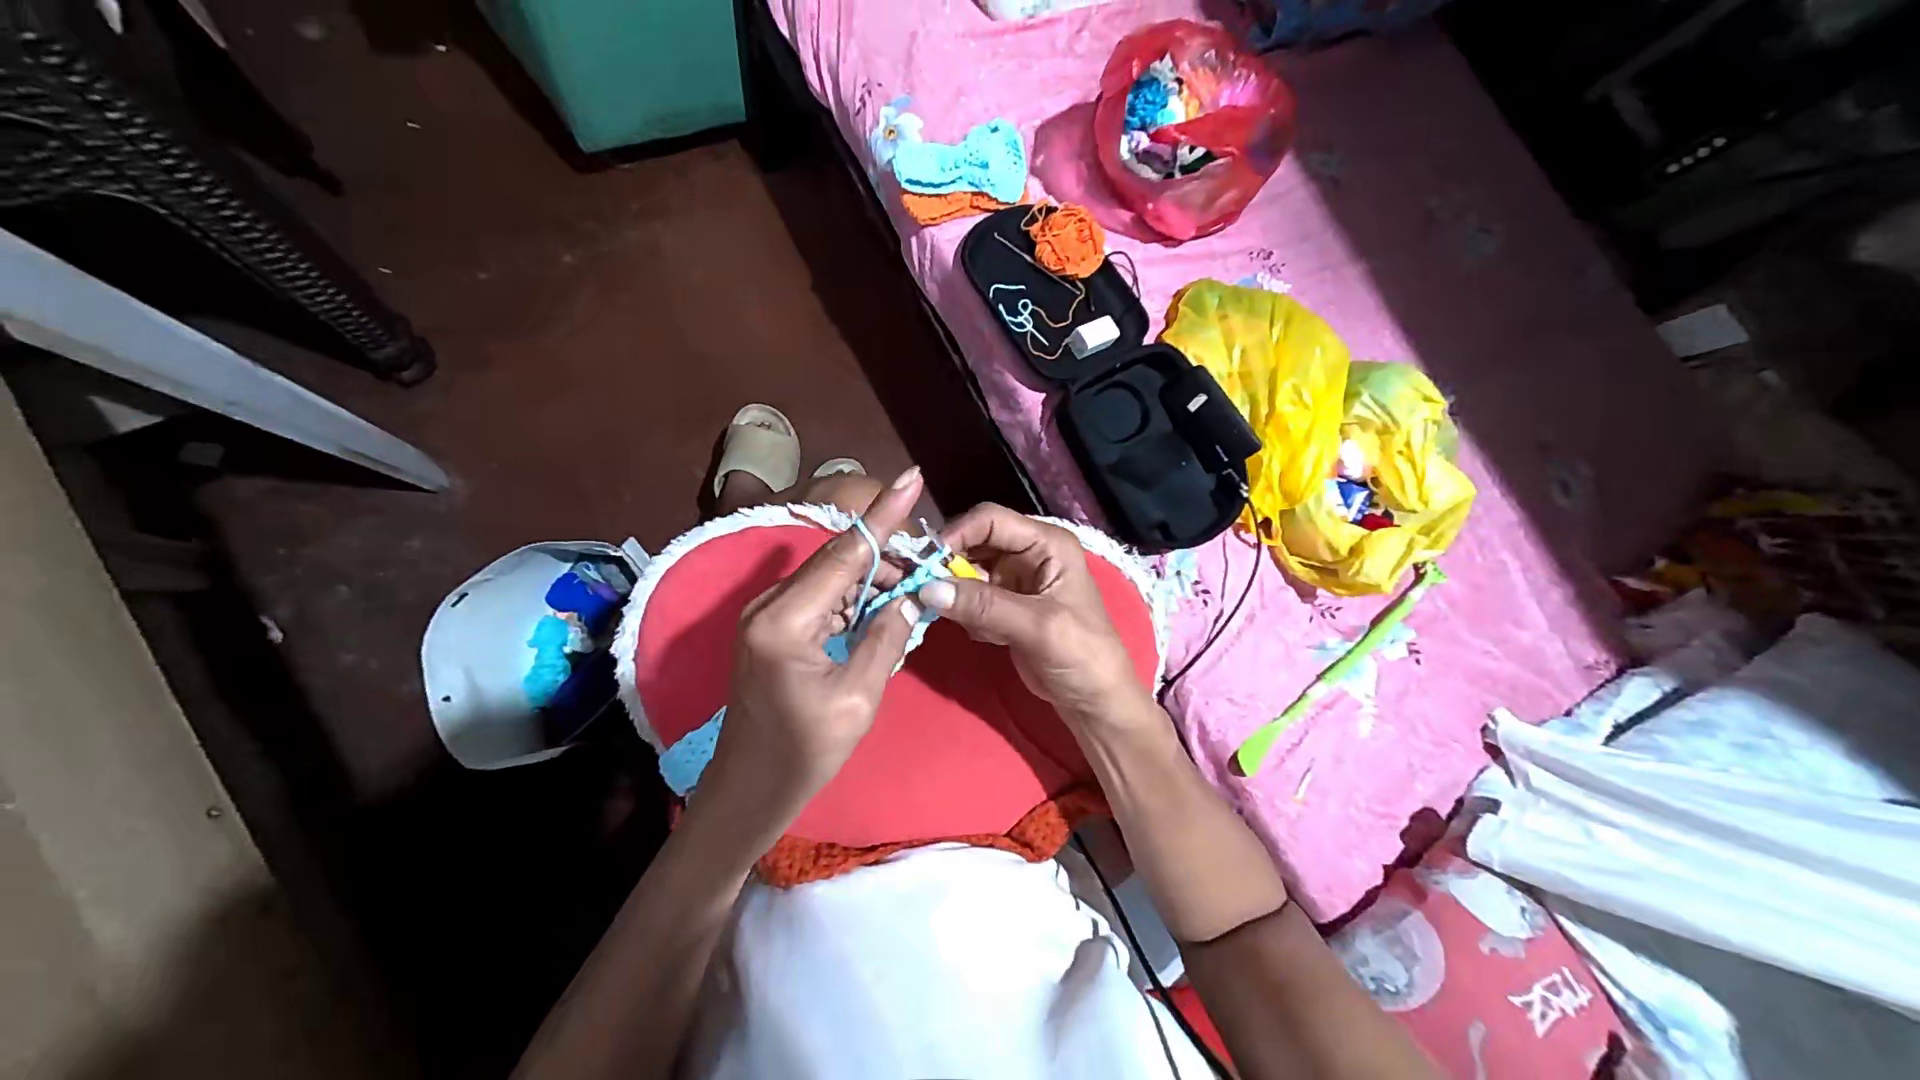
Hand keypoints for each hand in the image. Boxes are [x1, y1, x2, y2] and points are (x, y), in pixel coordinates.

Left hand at [702, 467, 923, 831]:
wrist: (748, 790)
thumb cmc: (803, 752)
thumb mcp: (857, 696)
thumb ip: (886, 638)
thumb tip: (910, 598)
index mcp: (786, 620)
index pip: (845, 553)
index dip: (884, 514)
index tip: (912, 477)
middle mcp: (769, 605)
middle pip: (838, 561)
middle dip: (885, 557)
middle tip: (926, 570)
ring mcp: (766, 615)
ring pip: (831, 578)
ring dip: (871, 581)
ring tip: (910, 595)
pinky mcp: (771, 629)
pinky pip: (820, 599)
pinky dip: (853, 600)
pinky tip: (880, 612)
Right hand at [917, 503, 1150, 729]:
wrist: (1093, 699)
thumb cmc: (1081, 655)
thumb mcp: (1036, 626)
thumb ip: (984, 605)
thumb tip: (927, 588)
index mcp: (1047, 542)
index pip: (990, 519)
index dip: (956, 534)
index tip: (925, 562)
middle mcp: (1028, 552)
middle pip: (973, 542)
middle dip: (949, 566)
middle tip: (928, 593)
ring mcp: (1014, 579)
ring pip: (966, 571)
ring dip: (957, 595)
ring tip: (971, 623)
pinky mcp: (1003, 604)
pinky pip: (969, 598)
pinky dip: (967, 614)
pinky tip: (989, 637)